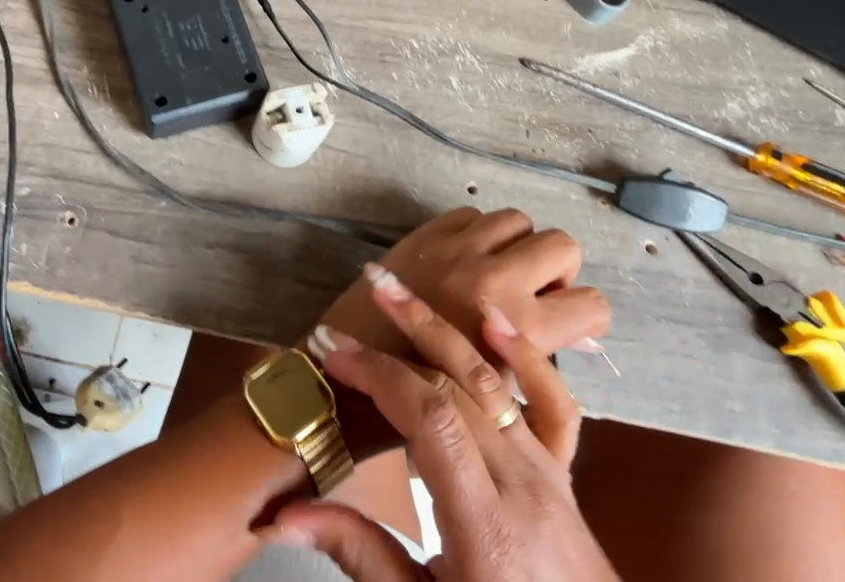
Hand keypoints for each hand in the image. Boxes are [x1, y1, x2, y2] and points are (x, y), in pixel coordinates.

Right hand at [270, 272, 619, 580]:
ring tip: (393, 290)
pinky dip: (524, 353)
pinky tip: (491, 318)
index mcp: (486, 525)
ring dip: (439, 328)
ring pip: (493, 379)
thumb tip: (282, 515)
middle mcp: (522, 484)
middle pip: (455, 388)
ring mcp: (548, 472)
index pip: (431, 418)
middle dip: (390, 347)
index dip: (378, 374)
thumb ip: (357, 554)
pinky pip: (552, 401)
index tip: (330, 354)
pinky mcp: (562, 472)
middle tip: (335, 325)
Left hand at [319, 206, 609, 371]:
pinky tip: (460, 261)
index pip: (592, 304)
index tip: (564, 321)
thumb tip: (579, 333)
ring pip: (518, 221)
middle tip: (530, 291)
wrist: (350, 370)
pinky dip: (474, 233)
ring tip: (494, 272)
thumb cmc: (427, 395)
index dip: (583, 315)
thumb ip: (541, 356)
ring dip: (514, 244)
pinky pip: (472, 214)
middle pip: (562, 245)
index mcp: (519, 328)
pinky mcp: (426, 233)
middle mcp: (495, 279)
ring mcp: (458, 249)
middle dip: (554, 268)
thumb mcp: (499, 390)